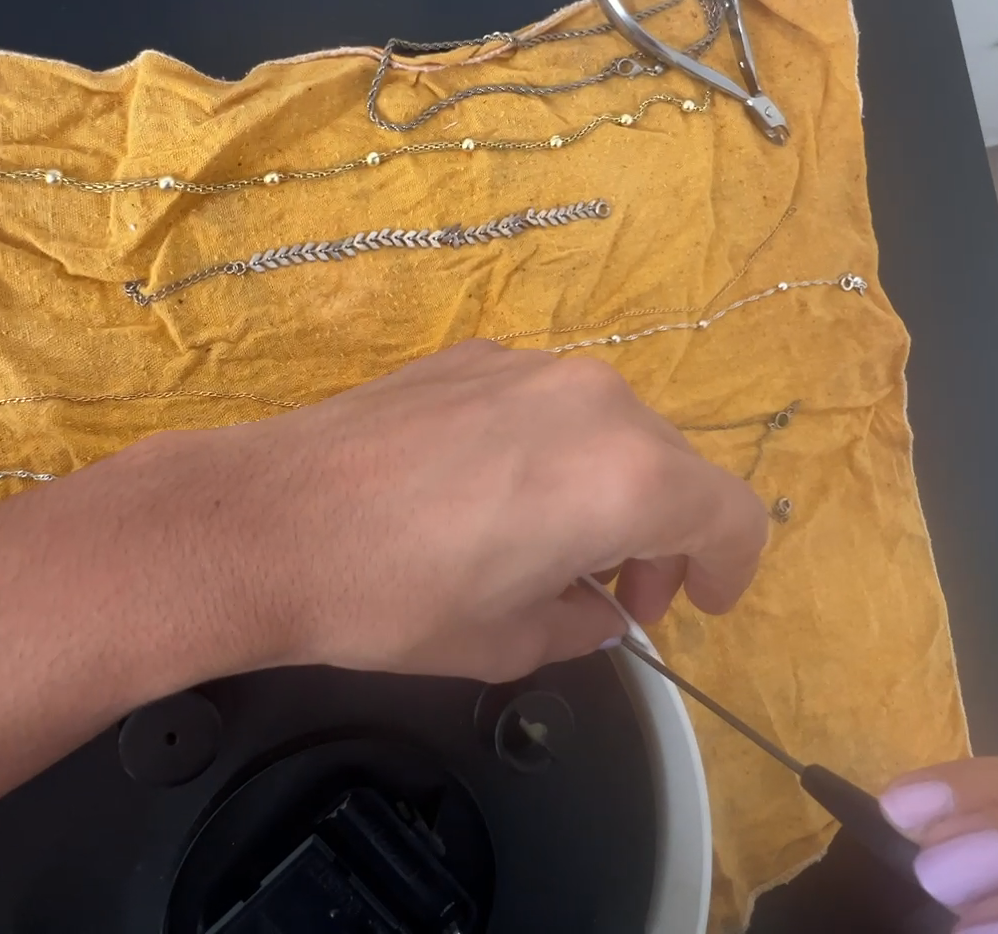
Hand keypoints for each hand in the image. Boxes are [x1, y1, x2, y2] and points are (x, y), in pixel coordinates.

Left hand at [90, 340, 768, 681]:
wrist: (267, 520)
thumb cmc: (395, 598)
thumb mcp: (509, 642)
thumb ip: (582, 621)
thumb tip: (599, 606)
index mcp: (623, 474)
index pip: (729, 514)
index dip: (728, 569)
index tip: (694, 605)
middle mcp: (593, 399)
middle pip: (673, 466)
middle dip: (664, 536)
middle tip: (613, 593)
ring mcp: (529, 364)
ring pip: (612, 428)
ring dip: (610, 489)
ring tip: (553, 542)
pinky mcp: (473, 355)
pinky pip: (548, 404)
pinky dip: (556, 451)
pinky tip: (493, 491)